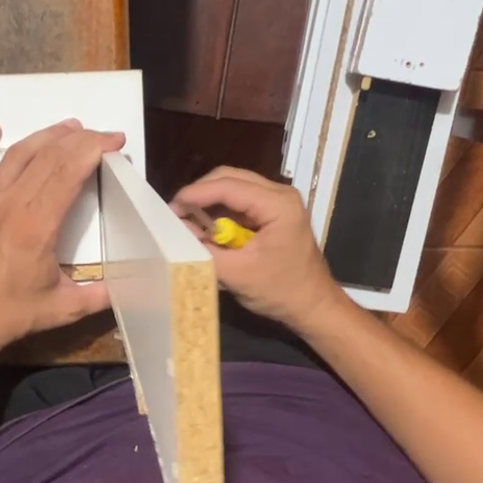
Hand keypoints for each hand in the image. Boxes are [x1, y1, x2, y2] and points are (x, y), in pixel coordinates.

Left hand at [0, 119, 126, 361]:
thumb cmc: (11, 316)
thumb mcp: (65, 308)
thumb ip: (101, 296)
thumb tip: (131, 286)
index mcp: (37, 226)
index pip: (68, 171)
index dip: (93, 149)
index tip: (115, 142)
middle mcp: (10, 205)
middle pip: (48, 156)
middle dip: (80, 139)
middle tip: (103, 136)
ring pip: (16, 155)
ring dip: (45, 135)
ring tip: (70, 127)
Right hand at [169, 166, 348, 332]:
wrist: (312, 305)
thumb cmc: (280, 291)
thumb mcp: (236, 274)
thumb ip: (204, 249)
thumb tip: (178, 229)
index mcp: (278, 205)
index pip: (229, 186)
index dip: (196, 194)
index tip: (170, 208)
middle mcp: (280, 193)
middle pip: (230, 178)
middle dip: (200, 193)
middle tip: (176, 213)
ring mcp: (278, 200)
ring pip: (234, 186)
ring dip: (209, 201)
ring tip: (187, 220)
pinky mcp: (273, 211)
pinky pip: (240, 200)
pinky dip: (220, 209)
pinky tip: (206, 225)